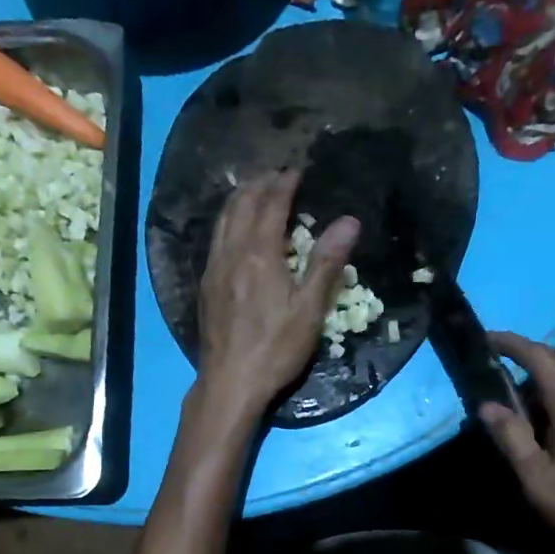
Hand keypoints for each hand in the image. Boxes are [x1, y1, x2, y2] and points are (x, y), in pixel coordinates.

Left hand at [197, 170, 358, 411]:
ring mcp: (213, 270)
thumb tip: (349, 221)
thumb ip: (326, 262)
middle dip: (258, 185)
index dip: (284, 185)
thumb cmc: (275, 348)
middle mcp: (231, 254)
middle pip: (241, 206)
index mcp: (259, 254)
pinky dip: (227, 223)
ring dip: (238, 201)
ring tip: (252, 192)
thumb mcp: (309, 309)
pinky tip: (233, 232)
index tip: (296, 171)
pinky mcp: (205, 287)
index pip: (271, 206)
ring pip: (222, 222)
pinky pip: (215, 241)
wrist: (230, 382)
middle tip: (275, 175)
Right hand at [479, 332, 554, 553]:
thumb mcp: (537, 477)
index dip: (512, 343)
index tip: (486, 336)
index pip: (541, 358)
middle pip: (553, 378)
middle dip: (519, 385)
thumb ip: (511, 436)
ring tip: (514, 435)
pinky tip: (546, 449)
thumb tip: (487, 404)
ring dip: (537, 407)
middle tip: (489, 405)